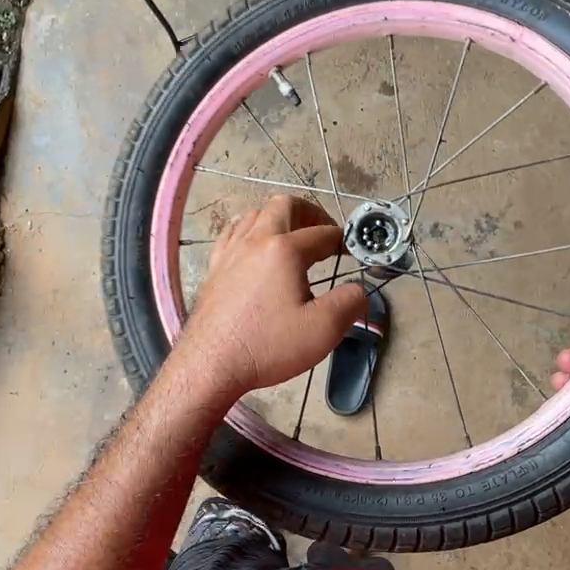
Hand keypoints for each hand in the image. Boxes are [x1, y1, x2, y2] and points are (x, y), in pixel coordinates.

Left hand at [168, 195, 368, 401]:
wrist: (211, 364)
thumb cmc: (268, 346)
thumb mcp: (323, 329)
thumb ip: (350, 302)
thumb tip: (358, 290)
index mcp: (284, 250)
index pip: (322, 233)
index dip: (342, 240)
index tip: (352, 252)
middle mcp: (255, 240)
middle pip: (284, 205)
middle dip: (310, 212)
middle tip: (323, 233)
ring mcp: (230, 252)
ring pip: (255, 214)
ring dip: (278, 219)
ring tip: (292, 238)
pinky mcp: (214, 268)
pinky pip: (232, 233)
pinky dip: (249, 231)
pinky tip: (254, 247)